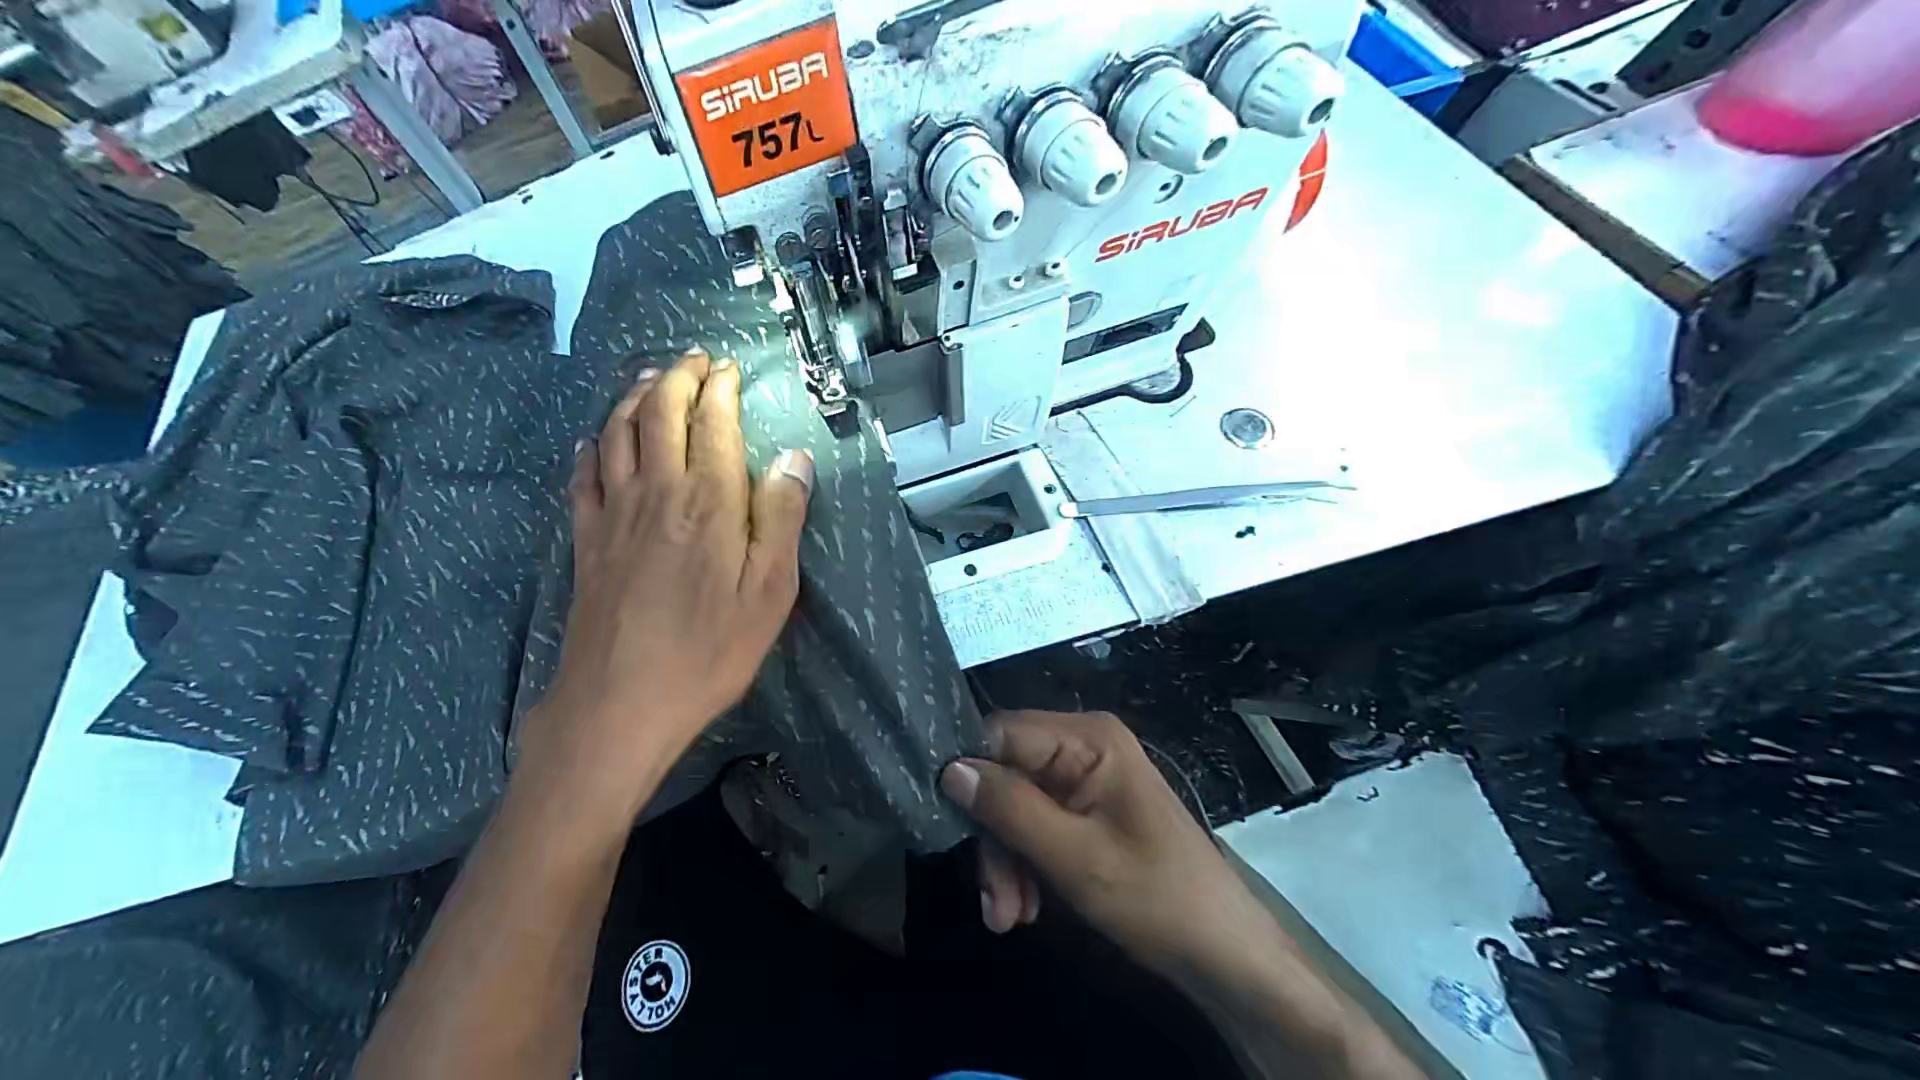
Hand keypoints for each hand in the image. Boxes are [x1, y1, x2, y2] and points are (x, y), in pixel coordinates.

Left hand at [532, 346, 813, 807]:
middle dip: (678, 378)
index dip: (720, 389)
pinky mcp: (585, 540)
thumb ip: (781, 519)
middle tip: (695, 360)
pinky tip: (593, 439)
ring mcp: (612, 514)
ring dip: (634, 398)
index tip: (730, 369)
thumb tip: (793, 460)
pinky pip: (583, 475)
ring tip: (650, 379)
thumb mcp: (769, 592)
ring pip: (616, 433)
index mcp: (707, 502)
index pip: (712, 423)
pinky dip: (591, 445)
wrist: (619, 703)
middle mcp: (655, 492)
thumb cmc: (709, 651)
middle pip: (659, 414)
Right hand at [941, 710, 1271, 974]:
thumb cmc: (1157, 897)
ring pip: (1015, 804)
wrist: (1222, 951)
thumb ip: (1010, 808)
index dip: (970, 774)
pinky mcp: (1085, 808)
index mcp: (1087, 738)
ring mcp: (1084, 777)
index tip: (950, 826)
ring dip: (1006, 861)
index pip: (1001, 733)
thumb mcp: (1075, 857)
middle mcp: (1082, 745)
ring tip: (1010, 917)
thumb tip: (949, 769)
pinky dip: (1024, 864)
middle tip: (994, 902)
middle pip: (1005, 774)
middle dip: (994, 838)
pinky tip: (1027, 907)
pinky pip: (1035, 823)